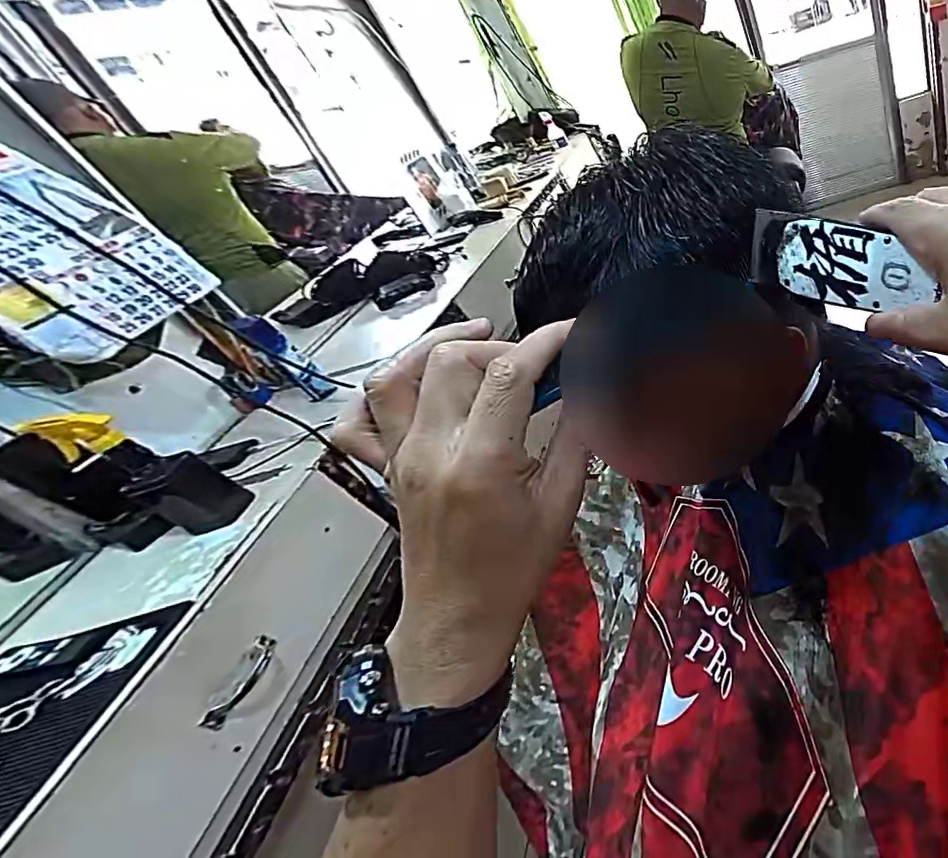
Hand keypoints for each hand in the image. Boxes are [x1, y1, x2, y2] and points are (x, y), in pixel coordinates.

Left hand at [340, 318, 588, 706]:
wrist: (458, 616)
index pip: (510, 374)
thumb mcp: (562, 499)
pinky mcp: (386, 467)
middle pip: (451, 361)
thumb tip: (586, 389)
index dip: (546, 341)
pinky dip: (386, 387)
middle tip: (538, 362)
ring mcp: (399, 457)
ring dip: (439, 346)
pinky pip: (360, 417)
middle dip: (503, 346)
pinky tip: (421, 379)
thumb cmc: (516, 564)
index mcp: (481, 461)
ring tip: (480, 339)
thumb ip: (574, 436)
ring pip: (397, 375)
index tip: (573, 332)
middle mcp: (430, 450)